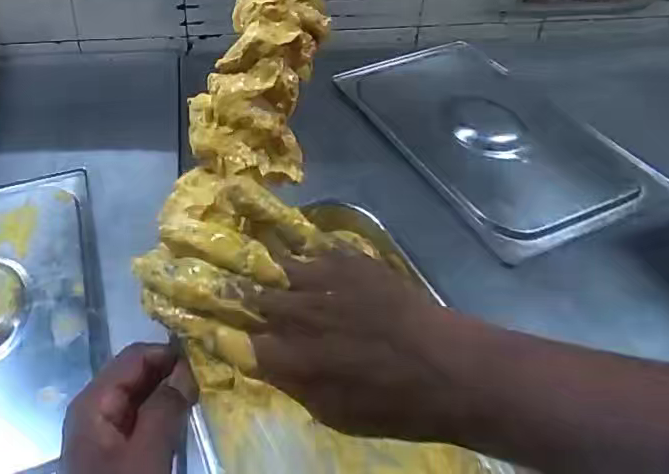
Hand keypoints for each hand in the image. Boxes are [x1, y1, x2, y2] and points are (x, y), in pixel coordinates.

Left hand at [61, 342, 196, 473]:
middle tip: (208, 371)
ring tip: (202, 390)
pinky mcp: (115, 460)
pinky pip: (139, 426)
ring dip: (167, 394)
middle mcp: (94, 411)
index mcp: (92, 402)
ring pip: (138, 402)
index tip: (202, 351)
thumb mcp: (145, 458)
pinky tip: (184, 421)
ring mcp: (103, 437)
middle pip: (133, 378)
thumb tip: (184, 369)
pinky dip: (162, 418)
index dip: (164, 352)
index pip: (131, 359)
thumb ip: (164, 411)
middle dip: (167, 372)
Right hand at [244, 248, 479, 441]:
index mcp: (293, 357)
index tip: (215, 323)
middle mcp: (297, 312)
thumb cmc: (398, 405)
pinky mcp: (341, 259)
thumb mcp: (339, 415)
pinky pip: (307, 253)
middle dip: (238, 294)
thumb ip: (293, 385)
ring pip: (274, 268)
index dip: (222, 329)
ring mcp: (319, 280)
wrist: (453, 370)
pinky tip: (306, 267)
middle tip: (234, 293)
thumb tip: (261, 361)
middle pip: (249, 295)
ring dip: (268, 274)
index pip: (237, 337)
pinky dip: (302, 261)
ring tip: (263, 271)